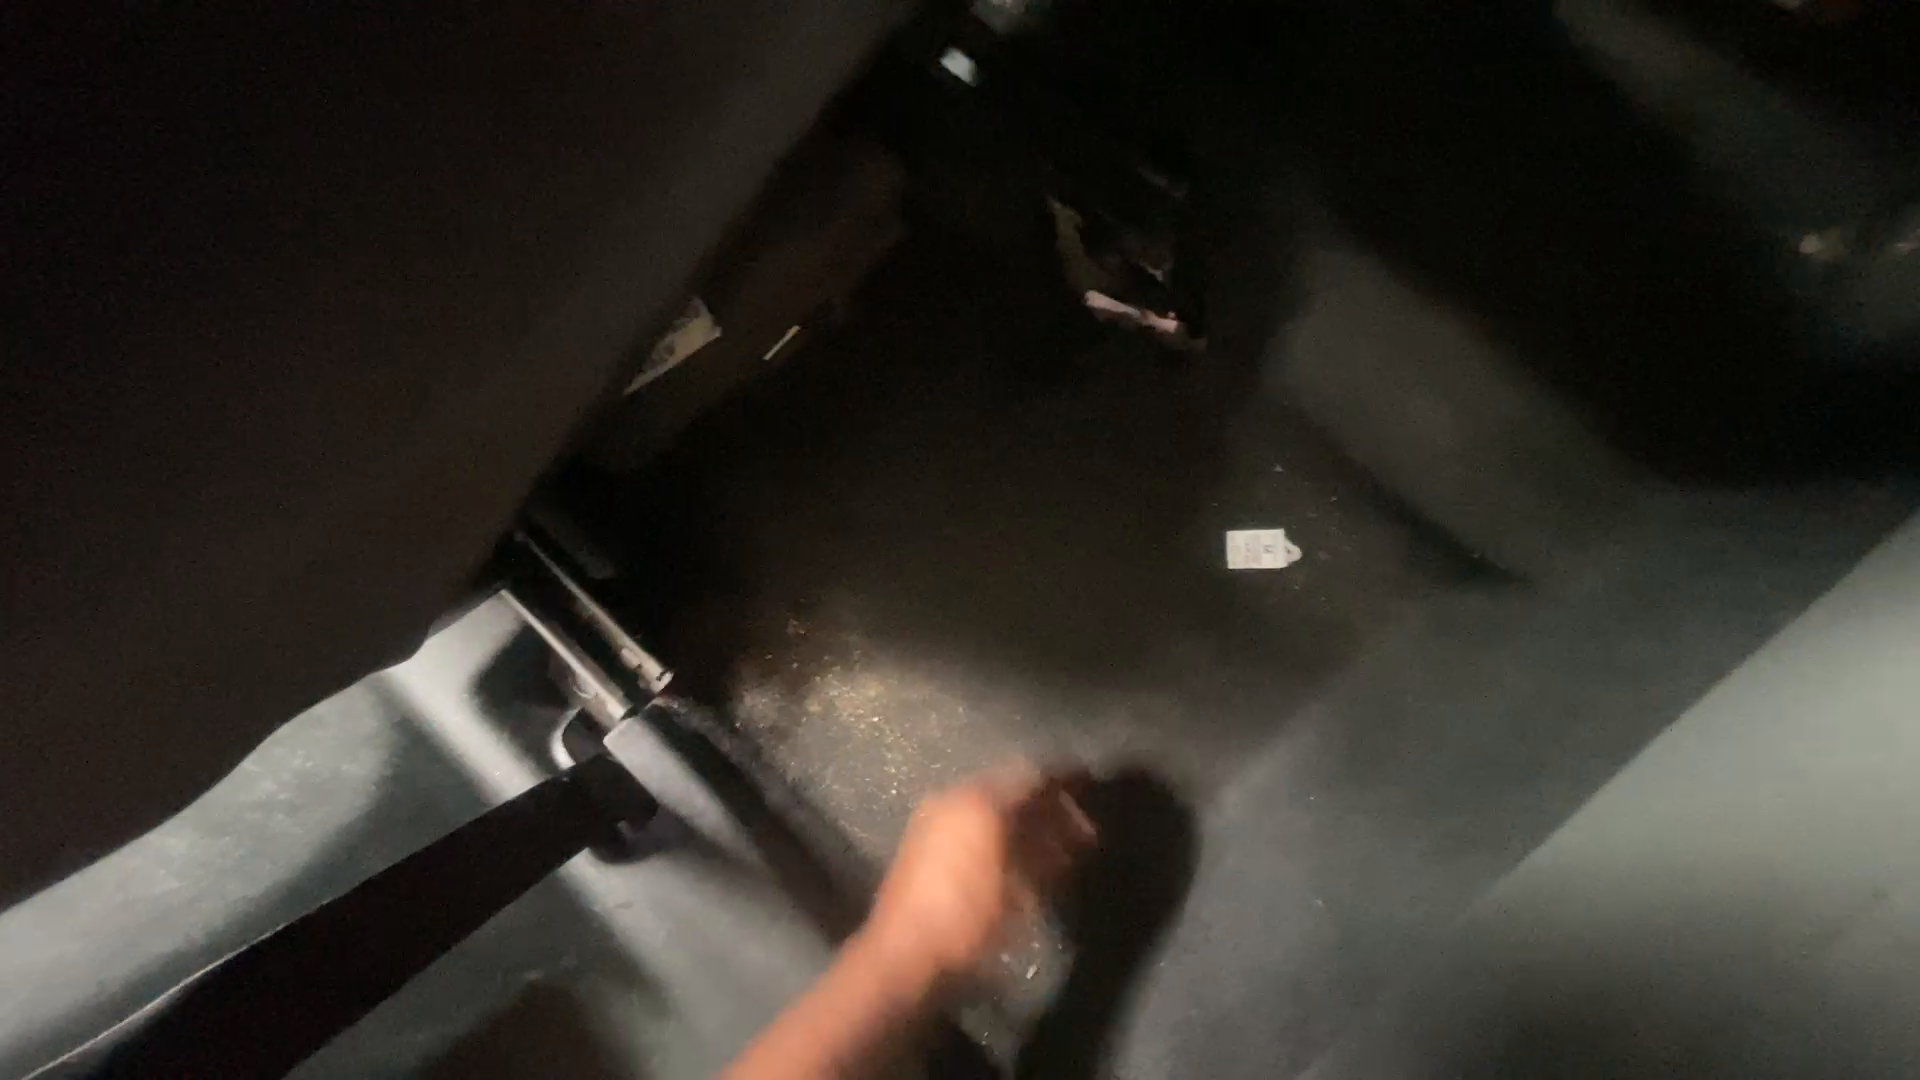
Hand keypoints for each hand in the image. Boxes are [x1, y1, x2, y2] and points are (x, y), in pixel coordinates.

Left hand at [859, 762, 1095, 984]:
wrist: (903, 955)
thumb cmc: (967, 920)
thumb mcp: (1018, 888)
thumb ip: (1045, 849)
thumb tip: (1065, 835)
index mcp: (978, 798)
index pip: (1032, 776)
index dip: (1066, 787)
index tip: (1089, 799)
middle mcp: (953, 797)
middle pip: (1011, 789)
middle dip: (1047, 809)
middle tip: (1077, 835)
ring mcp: (932, 817)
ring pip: (989, 807)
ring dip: (1022, 824)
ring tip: (1053, 855)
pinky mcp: (920, 841)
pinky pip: (968, 824)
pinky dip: (995, 836)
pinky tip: (1014, 864)